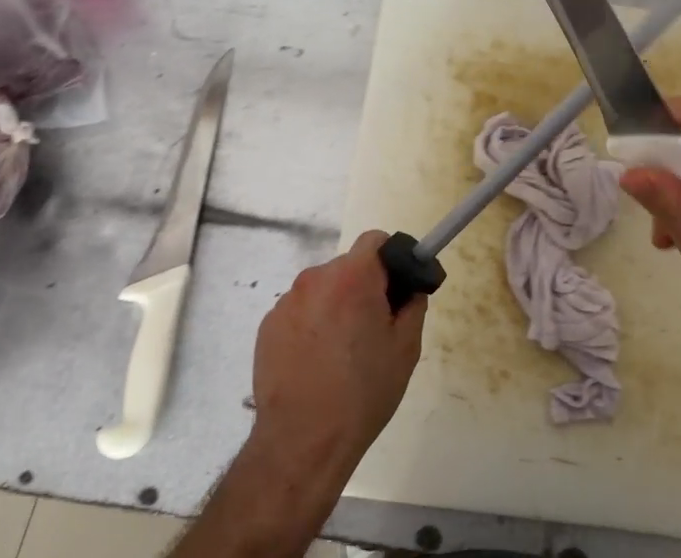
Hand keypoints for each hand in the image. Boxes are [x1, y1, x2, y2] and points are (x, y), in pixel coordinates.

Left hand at [247, 229, 427, 471]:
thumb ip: (412, 305)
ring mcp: (286, 302)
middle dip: (364, 288)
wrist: (303, 439)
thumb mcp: (406, 348)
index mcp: (352, 277)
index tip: (397, 290)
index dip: (392, 260)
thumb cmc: (363, 392)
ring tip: (343, 354)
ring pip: (323, 290)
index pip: (376, 240)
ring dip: (336, 307)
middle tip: (375, 330)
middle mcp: (315, 278)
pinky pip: (300, 312)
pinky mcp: (267, 326)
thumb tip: (410, 287)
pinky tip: (318, 364)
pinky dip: (312, 326)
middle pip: (349, 267)